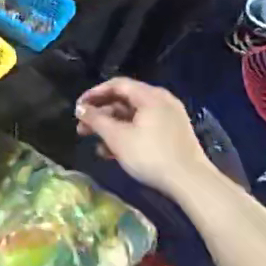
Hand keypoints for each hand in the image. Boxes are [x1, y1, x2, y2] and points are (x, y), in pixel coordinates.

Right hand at [75, 77, 219, 198]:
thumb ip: (96, 120)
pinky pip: (143, 127)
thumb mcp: (117, 137)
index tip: (77, 108)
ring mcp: (168, 117)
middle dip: (100, 114)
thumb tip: (80, 108)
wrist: (189, 180)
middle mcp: (161, 101)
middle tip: (81, 128)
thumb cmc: (150, 155)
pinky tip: (113, 152)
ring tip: (96, 145)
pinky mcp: (171, 133)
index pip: (117, 85)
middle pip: (124, 101)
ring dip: (111, 128)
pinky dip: (126, 135)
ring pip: (132, 116)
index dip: (94, 94)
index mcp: (150, 96)